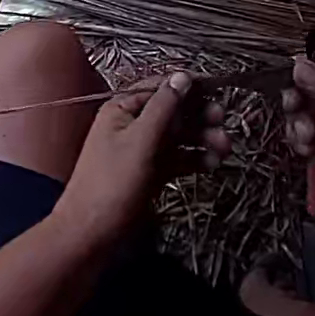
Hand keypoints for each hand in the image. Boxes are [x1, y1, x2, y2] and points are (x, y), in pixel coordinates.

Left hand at [54, 72, 228, 246]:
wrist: (89, 239)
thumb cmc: (110, 185)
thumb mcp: (140, 141)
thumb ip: (163, 107)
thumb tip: (182, 76)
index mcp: (123, 109)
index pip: (160, 86)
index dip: (188, 86)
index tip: (216, 89)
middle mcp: (133, 124)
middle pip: (174, 111)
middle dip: (199, 114)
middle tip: (222, 118)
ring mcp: (142, 150)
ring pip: (179, 135)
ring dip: (202, 138)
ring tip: (225, 147)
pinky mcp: (151, 172)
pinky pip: (178, 158)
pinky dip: (195, 158)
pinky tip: (212, 163)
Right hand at [285, 45, 314, 215]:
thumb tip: (303, 66)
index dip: (312, 61)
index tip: (298, 68)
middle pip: (308, 81)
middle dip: (298, 93)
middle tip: (296, 103)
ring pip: (300, 105)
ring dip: (298, 120)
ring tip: (308, 133)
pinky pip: (297, 129)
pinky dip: (298, 138)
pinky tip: (309, 147)